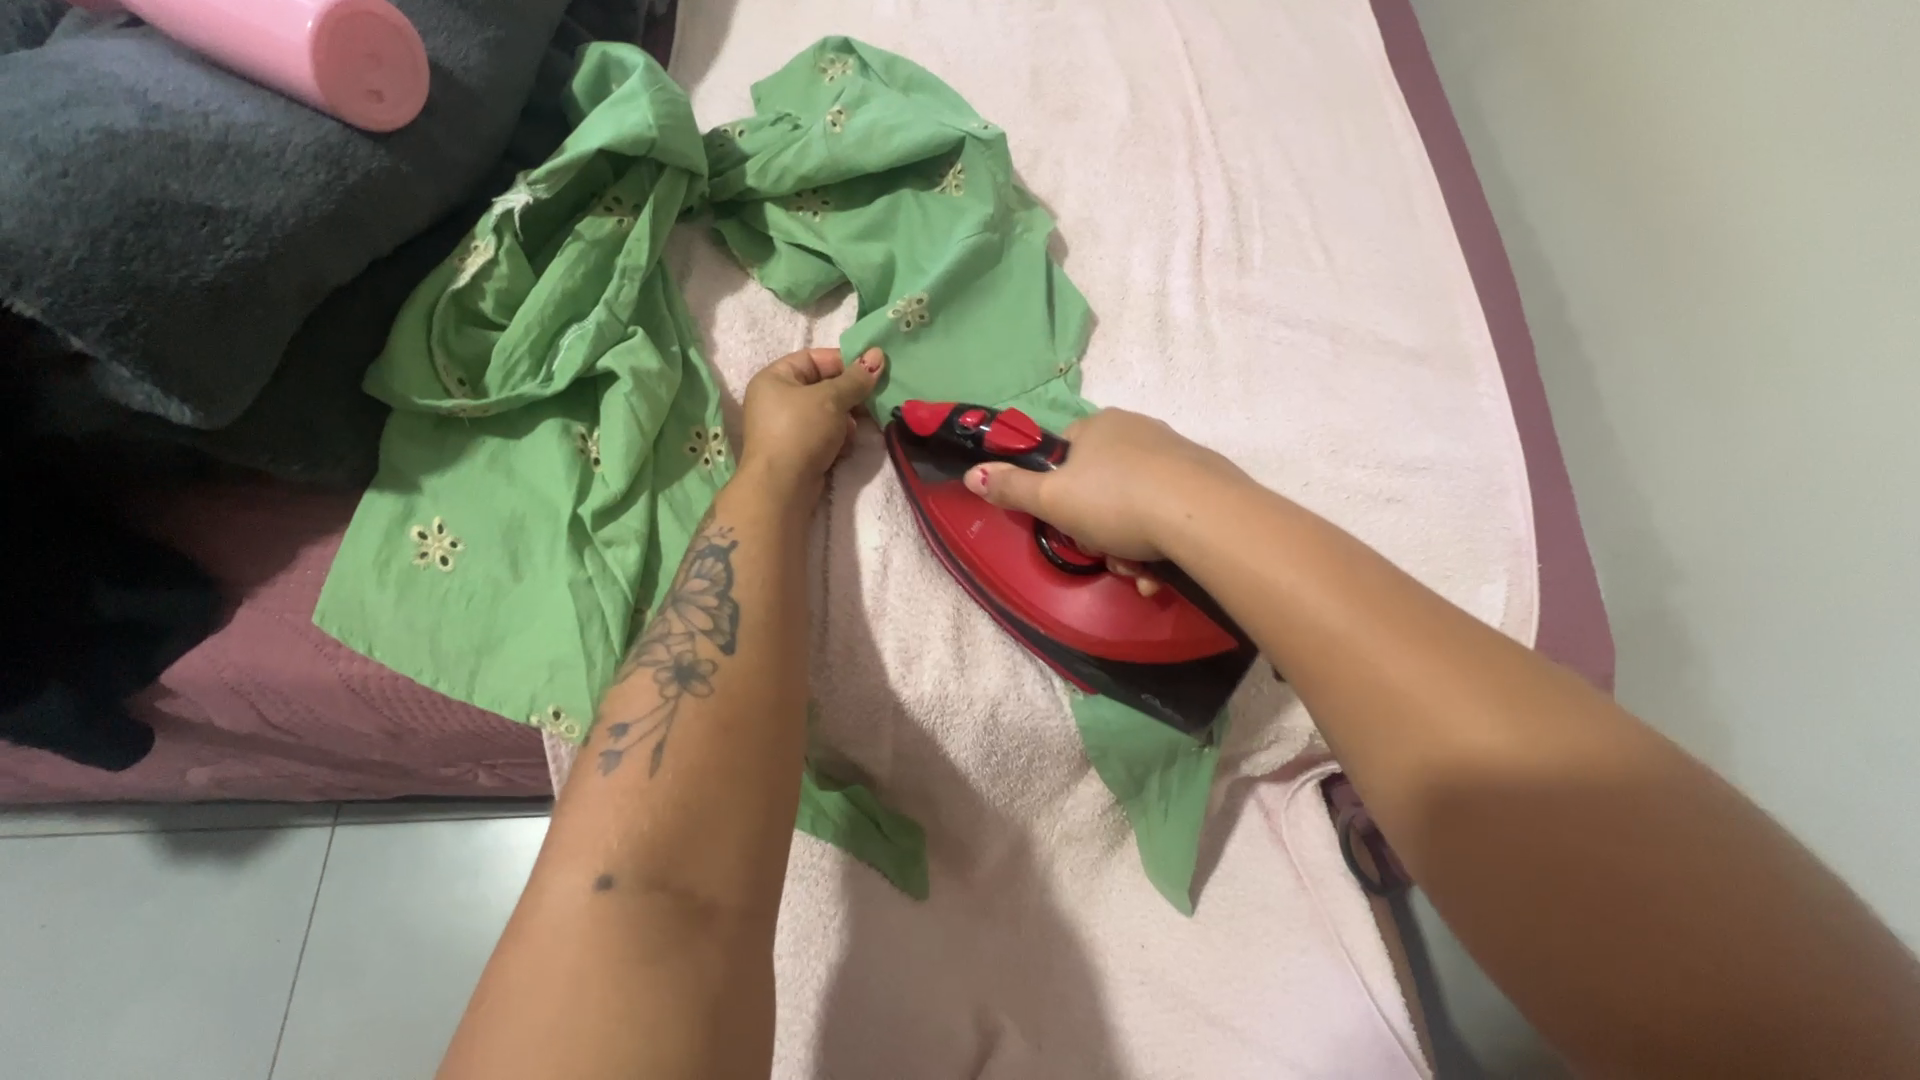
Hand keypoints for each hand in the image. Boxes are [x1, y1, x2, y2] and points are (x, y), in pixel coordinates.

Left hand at [737, 346, 885, 499]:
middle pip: (823, 387)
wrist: (782, 487)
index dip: (844, 362)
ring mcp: (786, 427)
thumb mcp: (831, 399)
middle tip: (872, 402)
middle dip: (849, 396)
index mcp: (775, 378)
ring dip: (846, 420)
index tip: (872, 372)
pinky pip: (823, 435)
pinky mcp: (797, 450)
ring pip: (827, 413)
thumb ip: (856, 378)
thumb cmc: (800, 431)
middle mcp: (777, 399)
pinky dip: (837, 438)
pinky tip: (845, 447)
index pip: (814, 359)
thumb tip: (878, 355)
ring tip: (854, 430)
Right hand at [962, 408, 1242, 561]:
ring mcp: (1175, 456)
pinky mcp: (1205, 482)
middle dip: (1096, 530)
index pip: (1066, 452)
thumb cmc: (1115, 501)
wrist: (1202, 516)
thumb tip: (972, 474)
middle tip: (1099, 552)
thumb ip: (1011, 488)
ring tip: (1134, 570)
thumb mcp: (1051, 499)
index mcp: (1100, 425)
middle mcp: (1138, 431)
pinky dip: (1158, 547)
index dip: (1058, 490)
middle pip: (1100, 486)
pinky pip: (1168, 516)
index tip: (1064, 519)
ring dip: (1126, 547)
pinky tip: (1159, 573)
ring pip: (1134, 507)